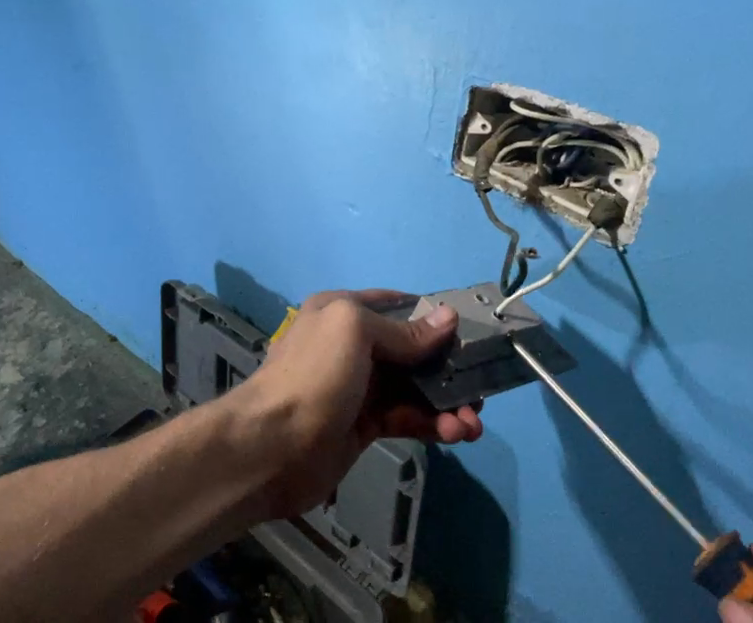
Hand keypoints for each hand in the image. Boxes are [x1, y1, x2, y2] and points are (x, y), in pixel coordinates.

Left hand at [238, 289, 483, 518]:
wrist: (270, 447)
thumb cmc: (313, 375)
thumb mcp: (354, 332)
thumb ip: (403, 330)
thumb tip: (447, 318)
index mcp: (342, 311)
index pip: (397, 305)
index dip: (433, 316)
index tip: (470, 331)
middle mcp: (351, 345)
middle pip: (412, 350)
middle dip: (448, 367)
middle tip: (481, 386)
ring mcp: (359, 387)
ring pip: (414, 388)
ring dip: (447, 403)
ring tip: (473, 423)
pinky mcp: (364, 426)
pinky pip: (407, 418)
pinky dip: (433, 424)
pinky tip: (456, 434)